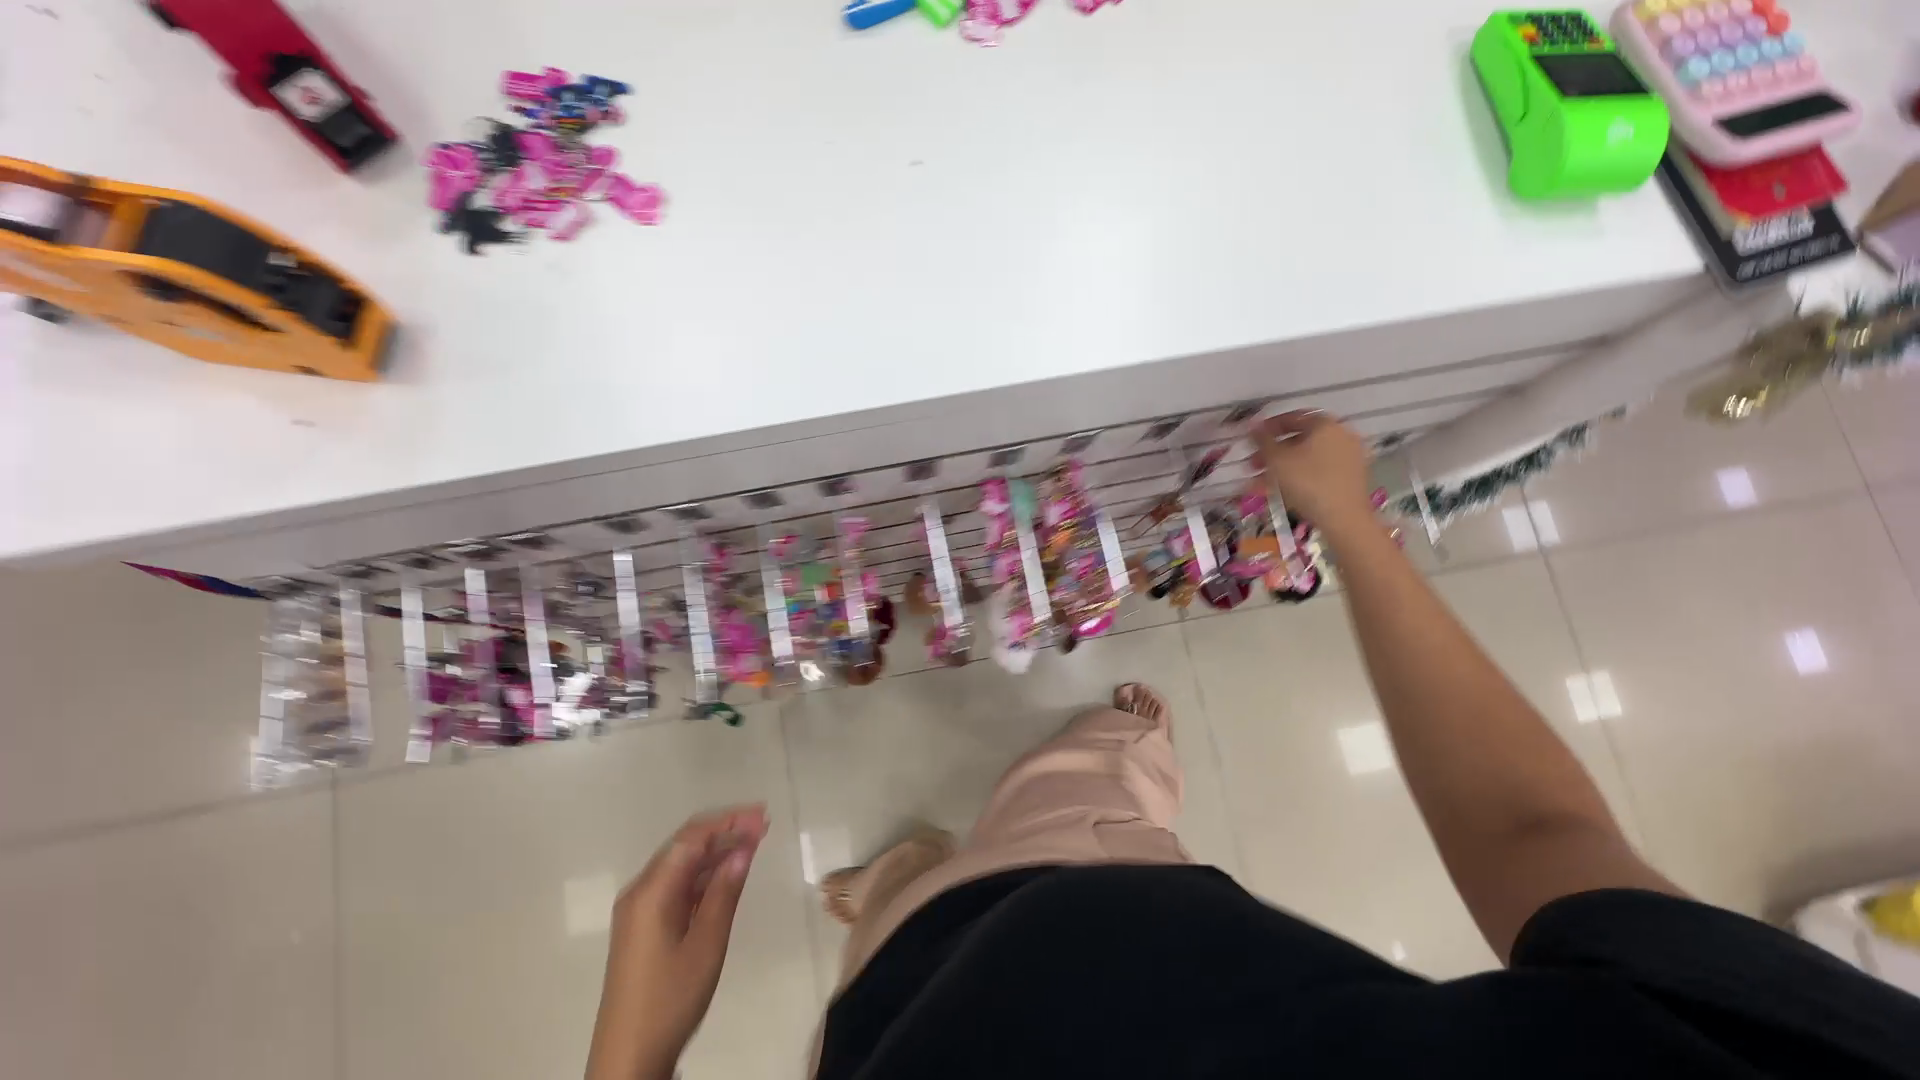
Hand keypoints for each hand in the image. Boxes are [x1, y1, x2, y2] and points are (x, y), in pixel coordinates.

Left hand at [586, 804, 769, 1079]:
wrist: (630, 1054)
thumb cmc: (670, 997)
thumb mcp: (706, 943)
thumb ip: (724, 892)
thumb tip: (742, 849)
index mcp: (650, 891)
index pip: (691, 839)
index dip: (727, 821)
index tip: (761, 815)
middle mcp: (641, 892)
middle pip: (685, 848)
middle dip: (724, 832)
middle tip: (764, 825)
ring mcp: (640, 911)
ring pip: (682, 867)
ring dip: (716, 853)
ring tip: (754, 843)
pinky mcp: (645, 928)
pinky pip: (677, 888)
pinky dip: (704, 877)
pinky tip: (728, 876)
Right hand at [1253, 410, 1375, 537]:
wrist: (1344, 518)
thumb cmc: (1307, 483)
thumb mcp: (1277, 460)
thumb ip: (1262, 440)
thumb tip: (1252, 424)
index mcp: (1326, 424)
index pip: (1293, 417)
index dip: (1268, 427)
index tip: (1252, 439)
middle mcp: (1341, 435)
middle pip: (1300, 439)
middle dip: (1273, 452)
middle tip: (1253, 464)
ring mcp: (1349, 457)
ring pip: (1308, 458)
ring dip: (1282, 467)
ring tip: (1260, 483)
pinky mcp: (1351, 477)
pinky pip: (1319, 470)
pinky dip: (1300, 476)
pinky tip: (1281, 491)